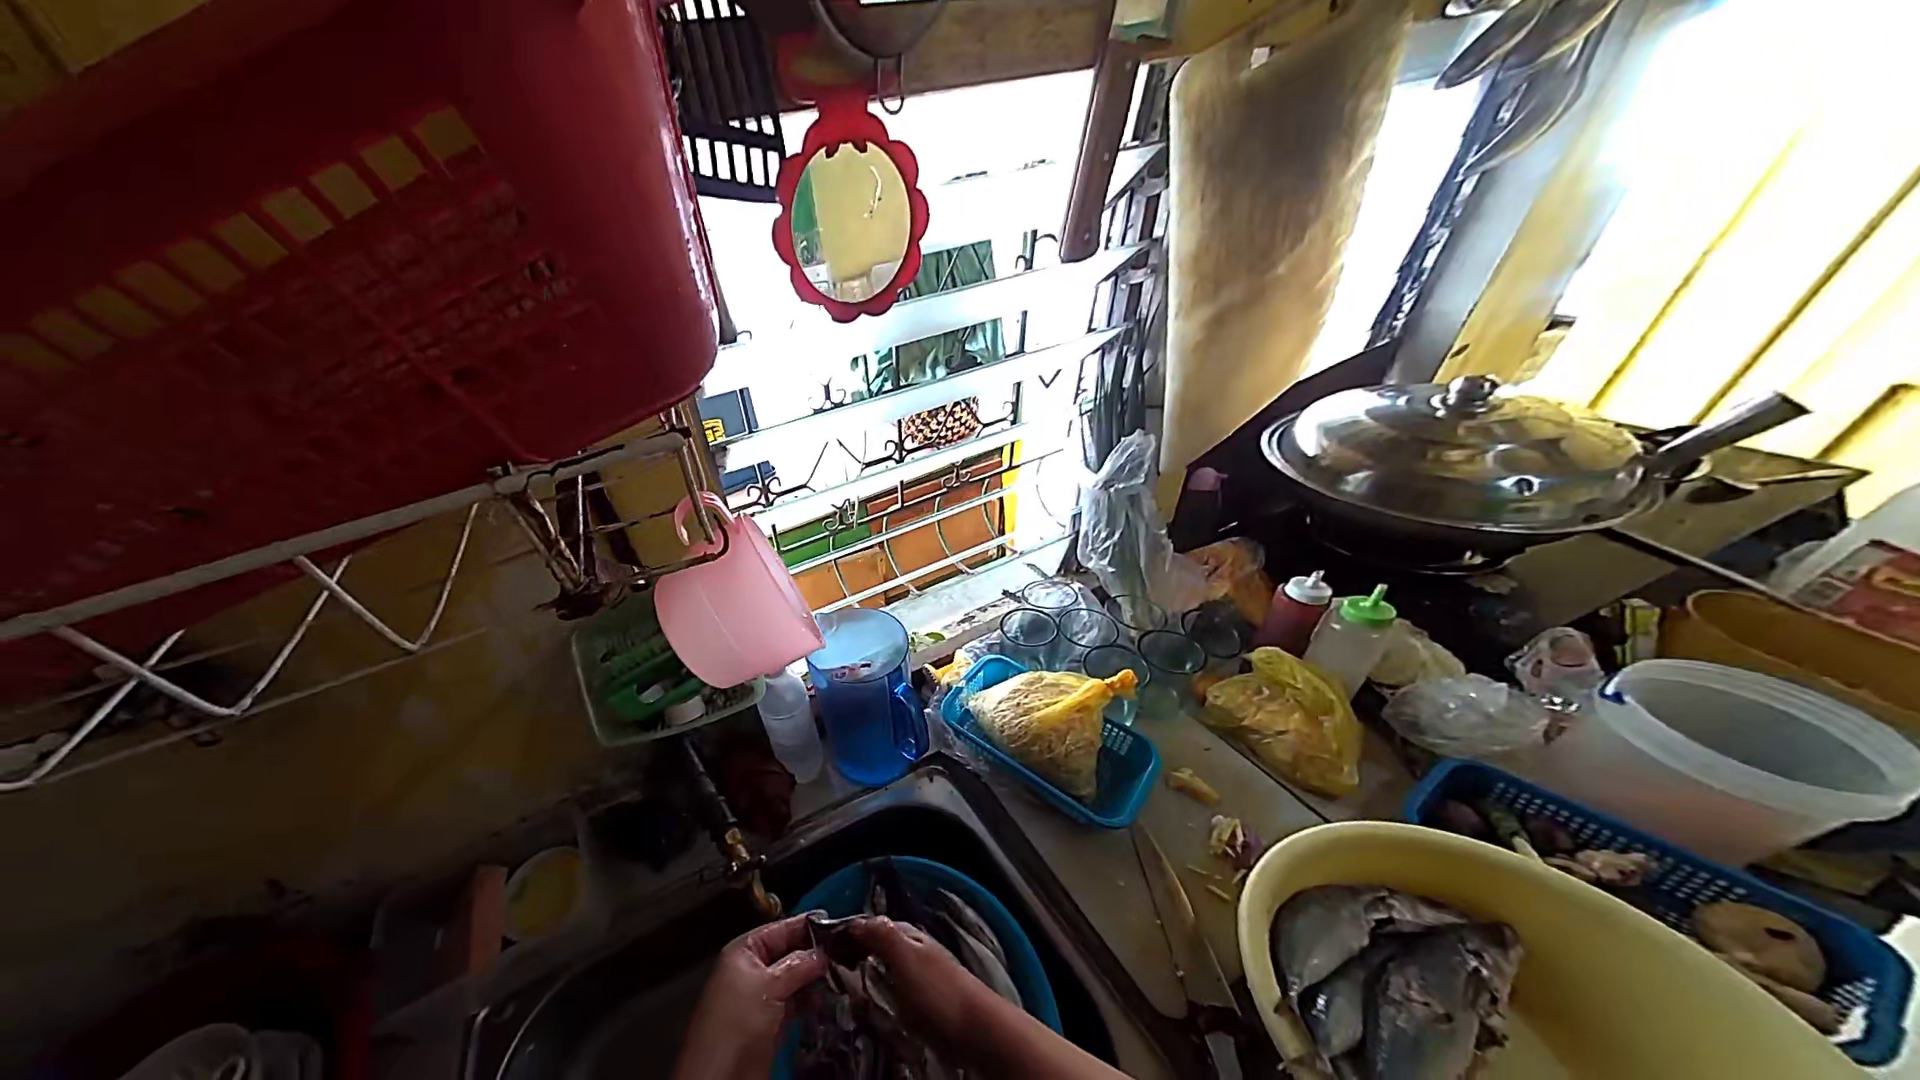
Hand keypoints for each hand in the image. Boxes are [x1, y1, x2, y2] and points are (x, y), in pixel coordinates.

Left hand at [672, 914, 826, 1079]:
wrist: (720, 1078)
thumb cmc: (737, 1023)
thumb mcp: (769, 985)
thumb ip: (799, 964)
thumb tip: (824, 951)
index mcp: (745, 952)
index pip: (781, 929)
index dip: (808, 926)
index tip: (836, 924)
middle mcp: (754, 969)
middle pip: (791, 953)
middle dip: (815, 954)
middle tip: (845, 951)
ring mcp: (763, 996)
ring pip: (796, 978)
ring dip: (816, 977)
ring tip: (841, 973)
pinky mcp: (771, 1020)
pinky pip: (796, 1001)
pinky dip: (811, 998)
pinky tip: (828, 996)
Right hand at [845, 915, 996, 1043]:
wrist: (975, 1028)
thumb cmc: (937, 991)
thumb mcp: (906, 958)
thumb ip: (883, 935)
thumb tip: (855, 919)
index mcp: (909, 935)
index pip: (872, 924)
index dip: (850, 932)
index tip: (823, 946)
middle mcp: (915, 948)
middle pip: (879, 943)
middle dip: (856, 951)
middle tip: (830, 968)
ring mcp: (921, 973)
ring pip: (885, 965)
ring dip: (866, 971)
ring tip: (845, 986)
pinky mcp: (925, 999)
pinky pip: (893, 988)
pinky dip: (879, 991)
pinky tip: (872, 1003)